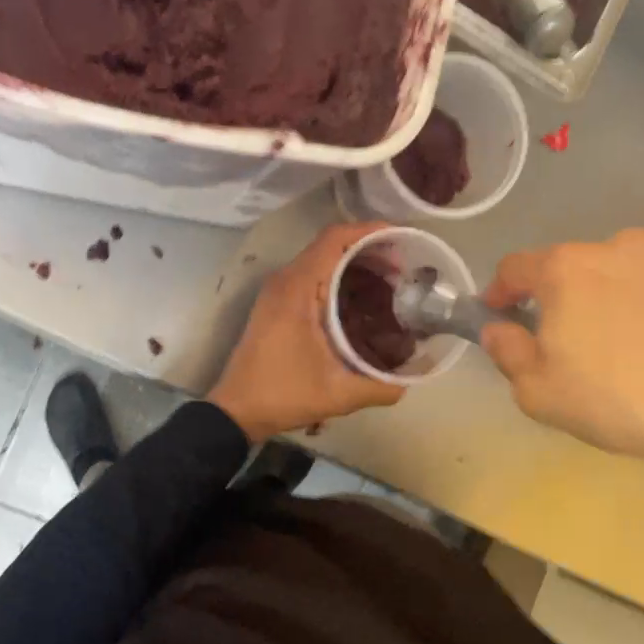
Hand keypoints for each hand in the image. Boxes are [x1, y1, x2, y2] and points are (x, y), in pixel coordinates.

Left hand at [209, 223, 406, 442]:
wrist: (237, 411)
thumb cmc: (284, 395)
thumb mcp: (339, 393)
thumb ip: (380, 387)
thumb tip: (407, 382)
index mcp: (298, 288)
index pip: (336, 238)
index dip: (372, 232)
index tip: (403, 241)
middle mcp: (285, 281)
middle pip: (331, 246)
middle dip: (370, 252)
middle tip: (403, 273)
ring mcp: (277, 292)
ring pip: (322, 262)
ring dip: (355, 268)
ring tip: (389, 288)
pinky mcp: (275, 306)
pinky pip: (312, 279)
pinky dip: (339, 283)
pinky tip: (361, 306)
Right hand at [480, 229, 643, 576]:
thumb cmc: (617, 400)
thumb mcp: (538, 392)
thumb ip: (507, 352)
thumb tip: (498, 329)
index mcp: (565, 269)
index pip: (515, 267)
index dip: (499, 291)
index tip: (497, 315)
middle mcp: (615, 247)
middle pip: (570, 267)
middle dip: (558, 297)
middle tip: (564, 341)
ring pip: (620, 272)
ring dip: (608, 297)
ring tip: (620, 343)